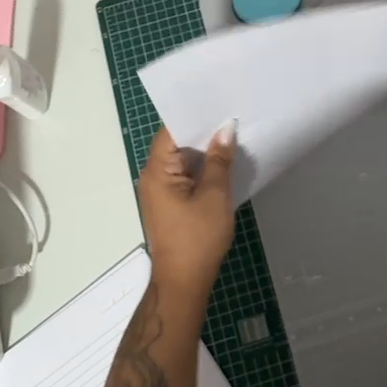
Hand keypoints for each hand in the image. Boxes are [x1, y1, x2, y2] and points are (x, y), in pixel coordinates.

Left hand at [137, 123, 236, 298]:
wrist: (183, 283)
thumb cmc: (197, 239)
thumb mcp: (214, 196)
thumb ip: (219, 160)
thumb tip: (225, 130)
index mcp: (157, 171)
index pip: (171, 130)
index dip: (194, 116)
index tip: (217, 102)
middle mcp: (153, 177)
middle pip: (177, 144)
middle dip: (203, 132)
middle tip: (231, 116)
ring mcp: (161, 192)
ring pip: (183, 161)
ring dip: (205, 152)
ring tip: (232, 135)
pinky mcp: (170, 205)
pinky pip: (185, 177)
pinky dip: (202, 170)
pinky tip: (224, 164)